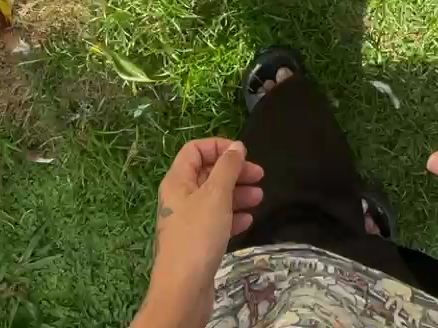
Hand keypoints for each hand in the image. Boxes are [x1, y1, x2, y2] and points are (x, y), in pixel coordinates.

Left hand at [133, 139, 263, 327]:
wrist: (183, 292)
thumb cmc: (198, 235)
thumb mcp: (216, 195)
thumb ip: (227, 167)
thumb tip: (237, 146)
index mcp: (177, 181)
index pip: (195, 150)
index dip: (218, 147)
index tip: (243, 154)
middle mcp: (180, 197)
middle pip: (208, 173)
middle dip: (234, 172)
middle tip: (259, 176)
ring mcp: (188, 221)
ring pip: (215, 198)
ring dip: (237, 194)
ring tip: (260, 198)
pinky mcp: (197, 242)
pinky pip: (216, 221)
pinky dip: (232, 216)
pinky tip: (248, 220)